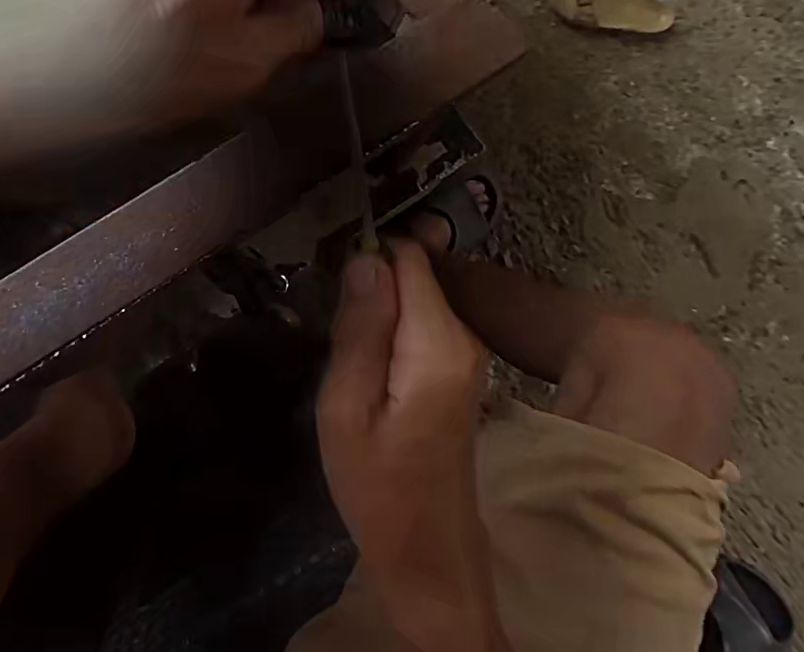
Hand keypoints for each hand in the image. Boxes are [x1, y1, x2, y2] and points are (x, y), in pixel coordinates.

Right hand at [317, 240, 505, 651]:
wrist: (424, 547)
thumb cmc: (375, 482)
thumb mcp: (344, 405)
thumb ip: (358, 326)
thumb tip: (365, 257)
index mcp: (437, 343)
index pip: (409, 257)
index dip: (368, 255)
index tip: (335, 282)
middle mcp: (464, 337)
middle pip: (414, 271)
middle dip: (371, 280)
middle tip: (336, 323)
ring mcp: (468, 351)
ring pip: (415, 291)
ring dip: (378, 302)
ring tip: (346, 340)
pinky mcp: (460, 365)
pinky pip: (420, 316)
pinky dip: (390, 320)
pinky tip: (367, 355)